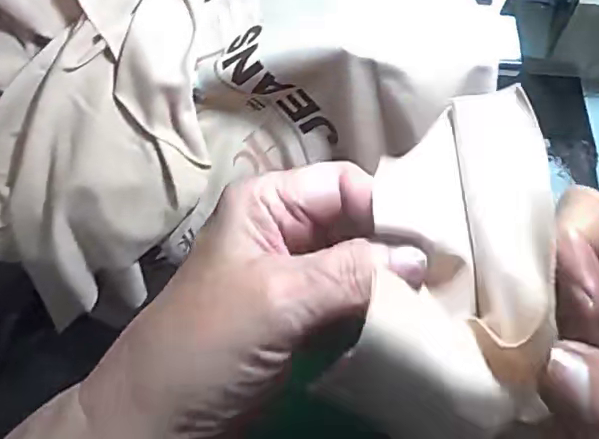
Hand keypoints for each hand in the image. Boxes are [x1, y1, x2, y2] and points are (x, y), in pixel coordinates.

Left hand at [75, 162, 428, 438]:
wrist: (157, 420)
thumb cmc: (208, 341)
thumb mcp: (278, 298)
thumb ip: (348, 273)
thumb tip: (419, 257)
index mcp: (270, 200)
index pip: (342, 183)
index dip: (383, 206)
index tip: (428, 241)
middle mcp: (285, 226)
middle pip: (354, 220)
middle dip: (393, 244)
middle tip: (442, 272)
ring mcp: (295, 272)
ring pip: (357, 260)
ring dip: (390, 279)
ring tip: (434, 296)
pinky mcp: (302, 314)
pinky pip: (351, 298)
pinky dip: (378, 308)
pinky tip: (407, 320)